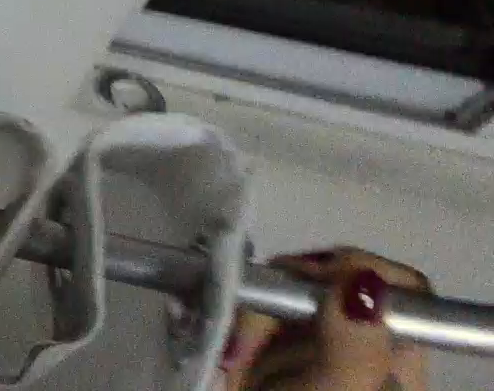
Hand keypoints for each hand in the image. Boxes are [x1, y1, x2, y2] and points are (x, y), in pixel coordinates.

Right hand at [220, 249, 429, 390]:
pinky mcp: (261, 335)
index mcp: (394, 351)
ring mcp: (305, 335)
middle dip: (279, 287)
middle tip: (258, 322)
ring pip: (275, 284)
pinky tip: (219, 336)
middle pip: (326, 275)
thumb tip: (362, 274)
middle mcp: (355, 335)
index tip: (306, 283)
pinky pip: (240, 297)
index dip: (354, 268)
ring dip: (243, 303)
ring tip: (234, 347)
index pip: (399, 285)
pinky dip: (221, 306)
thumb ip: (354, 341)